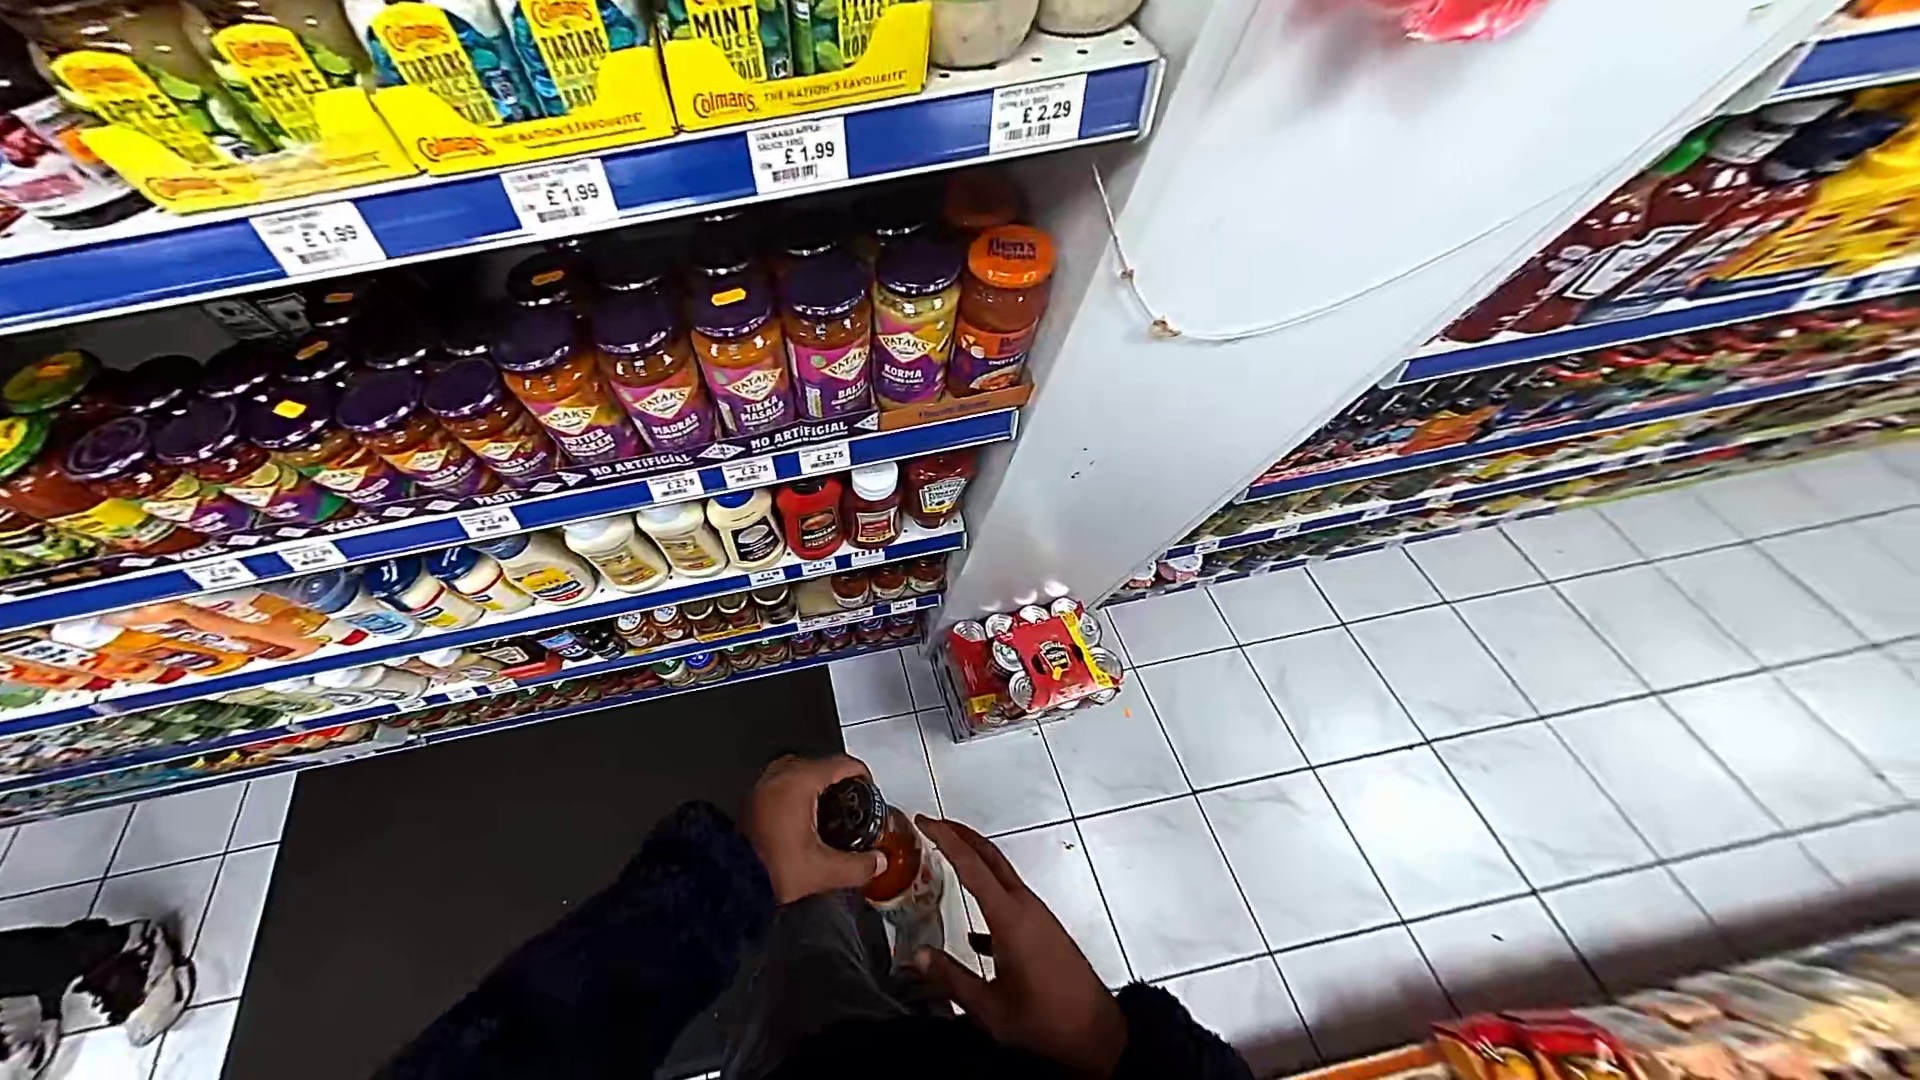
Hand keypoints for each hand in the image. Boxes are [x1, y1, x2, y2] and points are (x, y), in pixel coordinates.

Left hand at [746, 754, 885, 904]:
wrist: (724, 883)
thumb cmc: (766, 869)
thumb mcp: (821, 871)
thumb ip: (857, 867)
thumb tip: (877, 863)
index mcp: (801, 781)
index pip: (842, 763)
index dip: (861, 774)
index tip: (867, 787)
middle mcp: (781, 774)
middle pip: (822, 765)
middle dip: (839, 782)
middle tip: (850, 803)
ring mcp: (764, 783)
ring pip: (800, 773)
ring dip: (816, 787)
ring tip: (827, 812)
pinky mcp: (752, 796)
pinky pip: (783, 782)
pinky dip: (797, 793)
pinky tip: (802, 818)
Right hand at [911, 816, 1126, 1078]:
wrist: (1096, 1033)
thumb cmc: (1048, 1021)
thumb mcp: (990, 1008)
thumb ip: (951, 978)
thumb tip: (918, 956)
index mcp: (1009, 916)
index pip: (971, 863)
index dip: (944, 838)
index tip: (925, 821)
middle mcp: (1024, 904)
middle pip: (989, 854)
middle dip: (959, 833)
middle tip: (932, 824)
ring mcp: (1036, 912)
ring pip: (1000, 871)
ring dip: (974, 857)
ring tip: (948, 856)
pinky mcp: (1042, 925)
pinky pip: (1010, 897)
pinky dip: (988, 896)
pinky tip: (973, 928)